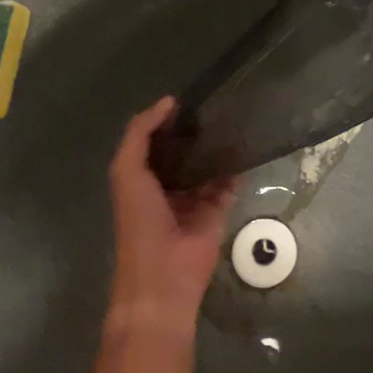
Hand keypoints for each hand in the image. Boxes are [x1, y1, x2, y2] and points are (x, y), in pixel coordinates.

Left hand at [106, 97, 239, 337]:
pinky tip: (246, 144)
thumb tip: (168, 102)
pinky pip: (229, 183)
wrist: (163, 274)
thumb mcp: (126, 171)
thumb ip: (139, 134)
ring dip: (216, 146)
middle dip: (194, 131)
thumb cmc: (138, 220)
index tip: (185, 99)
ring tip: (233, 116)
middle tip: (214, 104)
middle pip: (182, 151)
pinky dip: (236, 167)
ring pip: (207, 165)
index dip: (164, 120)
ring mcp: (194, 199)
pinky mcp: (217, 211)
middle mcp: (166, 186)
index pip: (153, 142)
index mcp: (140, 178)